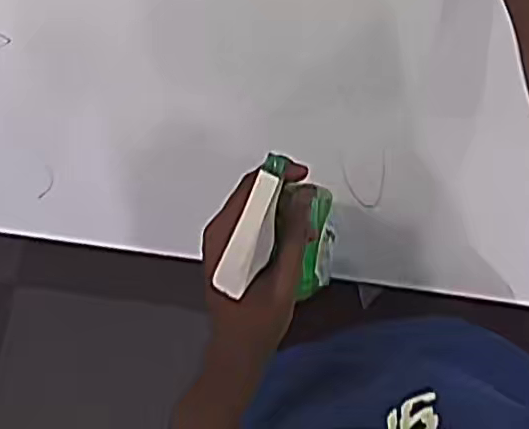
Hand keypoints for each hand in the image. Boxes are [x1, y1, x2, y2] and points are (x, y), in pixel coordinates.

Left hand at [199, 162, 319, 357]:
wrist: (236, 353)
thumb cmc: (258, 322)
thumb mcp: (284, 278)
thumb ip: (293, 233)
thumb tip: (303, 195)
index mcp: (226, 237)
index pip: (252, 186)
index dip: (280, 174)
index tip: (304, 176)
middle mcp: (218, 232)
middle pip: (253, 191)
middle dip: (285, 190)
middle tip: (310, 201)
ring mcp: (221, 238)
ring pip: (255, 202)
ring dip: (282, 205)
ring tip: (305, 225)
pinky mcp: (228, 245)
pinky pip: (252, 216)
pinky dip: (274, 218)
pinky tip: (292, 236)